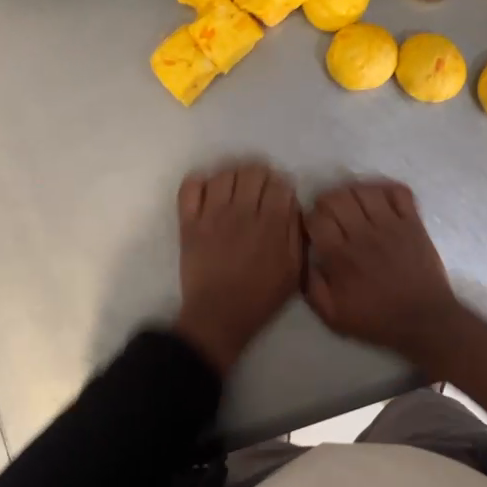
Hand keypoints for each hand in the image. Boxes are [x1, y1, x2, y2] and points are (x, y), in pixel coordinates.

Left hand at [174, 161, 303, 374]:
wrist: (219, 315)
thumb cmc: (260, 296)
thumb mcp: (294, 269)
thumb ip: (297, 232)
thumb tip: (292, 203)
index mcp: (272, 223)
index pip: (279, 183)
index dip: (281, 187)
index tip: (278, 197)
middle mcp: (242, 212)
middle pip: (252, 171)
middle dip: (259, 177)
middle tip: (258, 192)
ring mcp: (212, 214)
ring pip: (224, 173)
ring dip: (233, 177)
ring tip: (234, 191)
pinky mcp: (189, 222)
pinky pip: (190, 186)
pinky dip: (200, 182)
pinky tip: (208, 192)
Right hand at [304, 178, 486, 409]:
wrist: (423, 319)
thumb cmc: (377, 318)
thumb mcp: (333, 315)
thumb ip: (312, 287)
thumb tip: (305, 260)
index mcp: (341, 256)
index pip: (316, 218)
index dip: (310, 219)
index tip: (314, 229)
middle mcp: (363, 234)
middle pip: (337, 197)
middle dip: (326, 201)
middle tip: (329, 214)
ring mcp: (391, 225)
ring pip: (364, 190)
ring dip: (352, 193)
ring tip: (352, 205)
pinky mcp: (413, 222)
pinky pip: (397, 191)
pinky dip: (384, 190)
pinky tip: (378, 201)